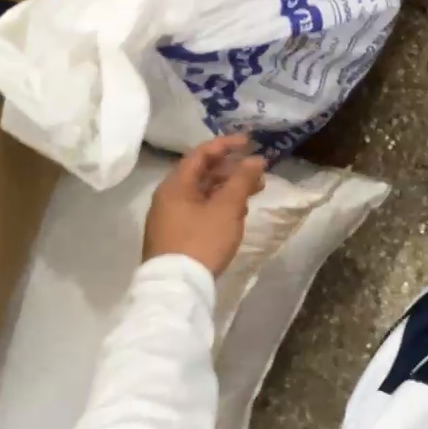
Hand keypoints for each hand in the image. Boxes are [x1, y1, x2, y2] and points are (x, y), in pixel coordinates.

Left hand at [143, 134, 267, 276]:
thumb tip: (256, 159)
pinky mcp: (176, 233)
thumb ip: (242, 180)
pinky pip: (200, 208)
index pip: (201, 154)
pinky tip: (237, 212)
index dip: (226, 144)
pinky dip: (220, 203)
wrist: (177, 286)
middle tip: (258, 170)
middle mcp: (168, 197)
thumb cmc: (202, 240)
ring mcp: (170, 216)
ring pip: (203, 192)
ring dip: (229, 187)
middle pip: (202, 173)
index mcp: (175, 186)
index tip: (250, 142)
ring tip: (254, 191)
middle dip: (232, 169)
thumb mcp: (227, 207)